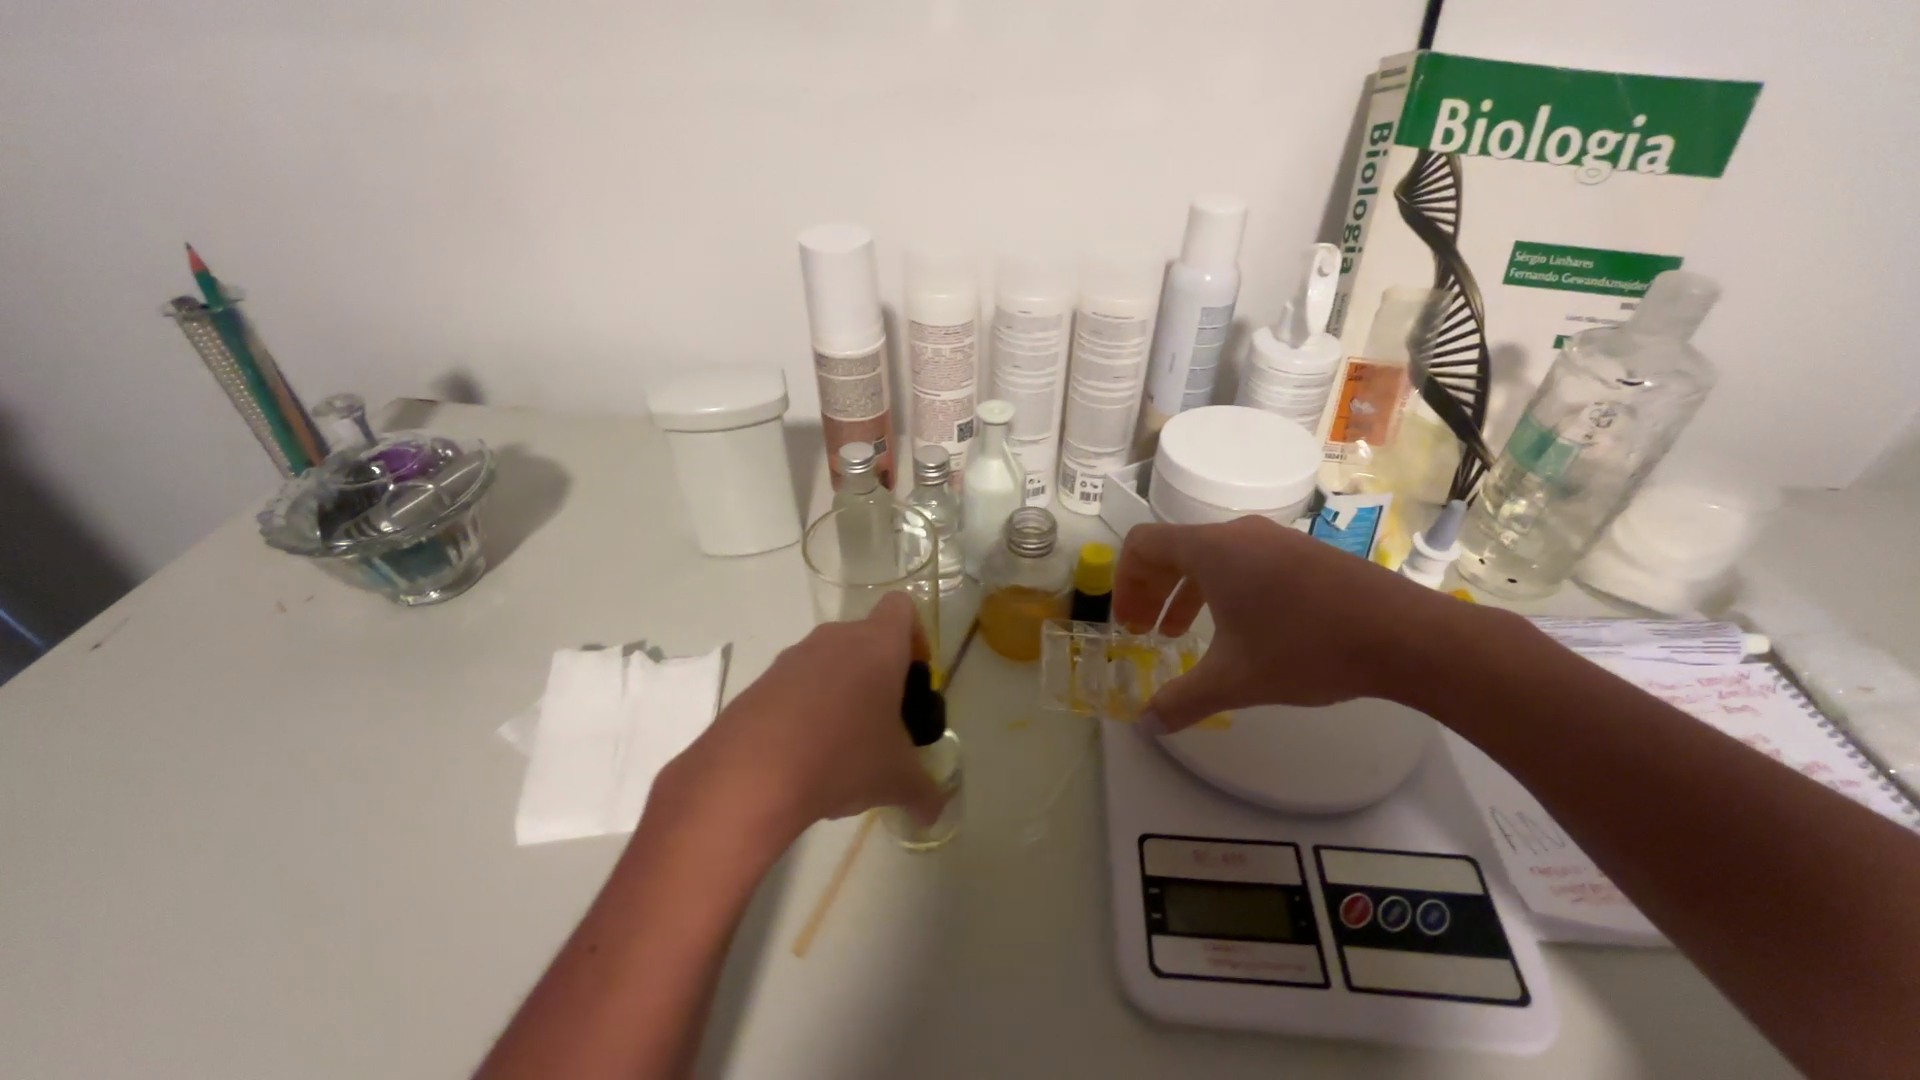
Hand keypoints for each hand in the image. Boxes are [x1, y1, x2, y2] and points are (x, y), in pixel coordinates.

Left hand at [660, 591, 945, 841]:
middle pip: (865, 638)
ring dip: (841, 692)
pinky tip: (806, 756)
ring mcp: (792, 658)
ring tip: (843, 746)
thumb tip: (934, 811)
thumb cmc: (843, 757)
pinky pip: (795, 686)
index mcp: (877, 645)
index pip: (902, 609)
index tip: (915, 679)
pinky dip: (807, 711)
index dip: (915, 637)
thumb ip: (924, 792)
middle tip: (885, 722)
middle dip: (879, 674)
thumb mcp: (896, 780)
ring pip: (828, 663)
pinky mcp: (760, 683)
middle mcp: (835, 639)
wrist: (751, 772)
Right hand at [1113, 516, 1467, 730]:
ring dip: (1188, 594)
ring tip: (1185, 636)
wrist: (1405, 635)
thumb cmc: (1306, 648)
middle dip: (1152, 592)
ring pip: (1212, 558)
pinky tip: (1243, 632)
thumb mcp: (1235, 680)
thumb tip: (1144, 726)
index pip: (1143, 545)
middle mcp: (1240, 534)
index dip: (1124, 583)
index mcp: (1212, 551)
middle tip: (1148, 634)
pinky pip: (1246, 562)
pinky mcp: (1307, 554)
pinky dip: (1225, 591)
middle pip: (1174, 550)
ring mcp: (1278, 540)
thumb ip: (1181, 701)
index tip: (1129, 625)